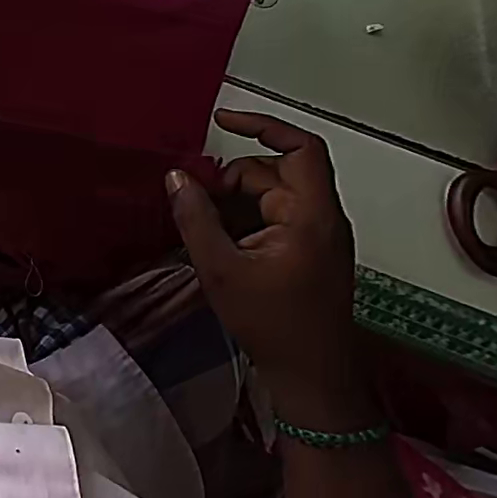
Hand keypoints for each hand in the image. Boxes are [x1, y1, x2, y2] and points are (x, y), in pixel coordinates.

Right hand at [167, 110, 371, 427]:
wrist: (312, 378)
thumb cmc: (270, 322)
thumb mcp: (220, 268)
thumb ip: (195, 217)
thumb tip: (176, 175)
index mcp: (310, 216)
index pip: (299, 149)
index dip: (262, 126)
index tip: (222, 120)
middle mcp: (320, 217)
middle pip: (271, 173)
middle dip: (229, 182)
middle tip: (193, 206)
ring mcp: (316, 235)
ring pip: (267, 196)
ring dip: (231, 204)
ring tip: (204, 233)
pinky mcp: (306, 251)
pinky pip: (270, 217)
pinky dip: (241, 221)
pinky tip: (218, 245)